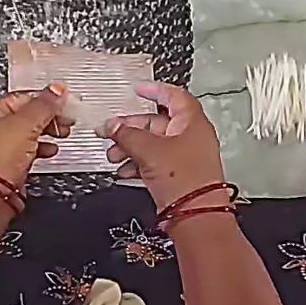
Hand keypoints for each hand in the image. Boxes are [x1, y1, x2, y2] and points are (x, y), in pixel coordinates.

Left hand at [0, 85, 72, 189]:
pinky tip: (50, 151)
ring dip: (47, 133)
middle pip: (27, 115)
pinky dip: (41, 149)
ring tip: (62, 134)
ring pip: (29, 134)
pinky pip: (28, 152)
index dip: (46, 98)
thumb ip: (44, 105)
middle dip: (49, 117)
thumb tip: (57, 90)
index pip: (24, 97)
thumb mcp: (25, 124)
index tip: (64, 102)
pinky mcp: (7, 166)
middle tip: (66, 119)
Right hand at [103, 82, 227, 212]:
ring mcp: (185, 157)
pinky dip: (138, 163)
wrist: (194, 215)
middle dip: (131, 128)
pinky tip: (124, 170)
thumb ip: (127, 135)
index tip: (138, 89)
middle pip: (157, 123)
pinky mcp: (179, 176)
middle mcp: (191, 137)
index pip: (173, 97)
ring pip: (153, 144)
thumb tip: (113, 127)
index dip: (155, 90)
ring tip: (114, 155)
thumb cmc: (184, 180)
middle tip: (111, 131)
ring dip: (131, 148)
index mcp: (191, 123)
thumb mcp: (149, 150)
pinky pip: (155, 162)